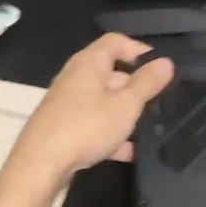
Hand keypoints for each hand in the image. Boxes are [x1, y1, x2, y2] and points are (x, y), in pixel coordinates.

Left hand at [7, 33, 175, 182]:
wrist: (40, 164)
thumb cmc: (86, 126)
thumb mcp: (125, 105)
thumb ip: (146, 83)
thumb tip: (165, 62)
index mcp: (89, 63)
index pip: (116, 42)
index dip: (140, 50)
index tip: (161, 68)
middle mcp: (75, 78)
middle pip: (110, 72)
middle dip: (135, 86)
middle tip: (159, 101)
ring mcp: (67, 104)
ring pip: (103, 101)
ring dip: (125, 113)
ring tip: (149, 128)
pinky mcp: (63, 127)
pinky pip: (94, 124)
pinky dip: (111, 134)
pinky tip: (129, 152)